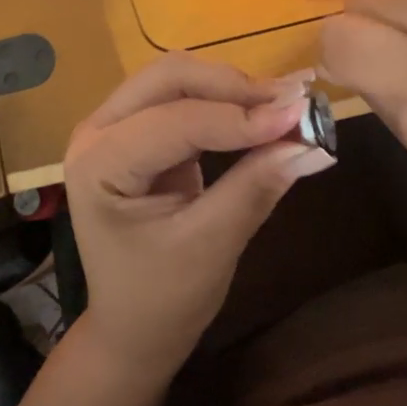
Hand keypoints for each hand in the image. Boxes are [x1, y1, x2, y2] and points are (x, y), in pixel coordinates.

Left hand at [63, 55, 335, 377]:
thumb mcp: (210, 247)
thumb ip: (253, 189)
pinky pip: (182, 98)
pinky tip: (261, 112)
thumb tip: (310, 143)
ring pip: (176, 79)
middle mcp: (97, 131)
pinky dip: (223, 101)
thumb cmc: (162, 297)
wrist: (133, 327)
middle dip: (232, 86)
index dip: (237, 116)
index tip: (301, 116)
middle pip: (168, 79)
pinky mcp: (138, 130)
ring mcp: (113, 126)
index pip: (173, 121)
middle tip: (292, 104)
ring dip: (230, 88)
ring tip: (284, 107)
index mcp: (98, 163)